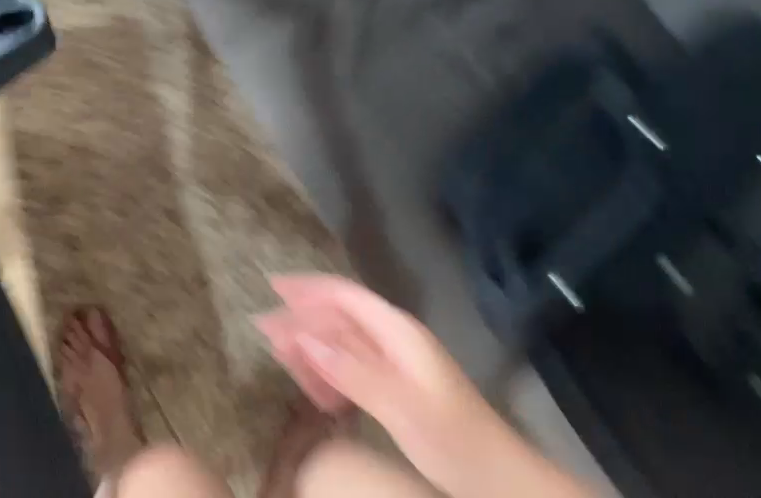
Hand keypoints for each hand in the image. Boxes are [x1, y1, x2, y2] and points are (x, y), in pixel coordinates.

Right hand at [254, 275, 510, 486]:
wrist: (496, 473)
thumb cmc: (452, 434)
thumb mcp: (400, 404)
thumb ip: (353, 370)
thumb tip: (305, 337)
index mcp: (399, 331)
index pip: (346, 296)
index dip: (310, 288)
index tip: (274, 286)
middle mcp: (396, 338)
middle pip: (342, 317)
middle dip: (303, 317)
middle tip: (264, 327)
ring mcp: (398, 363)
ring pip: (345, 342)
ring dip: (312, 344)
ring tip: (279, 352)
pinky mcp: (397, 387)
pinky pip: (353, 367)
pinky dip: (329, 371)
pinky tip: (314, 384)